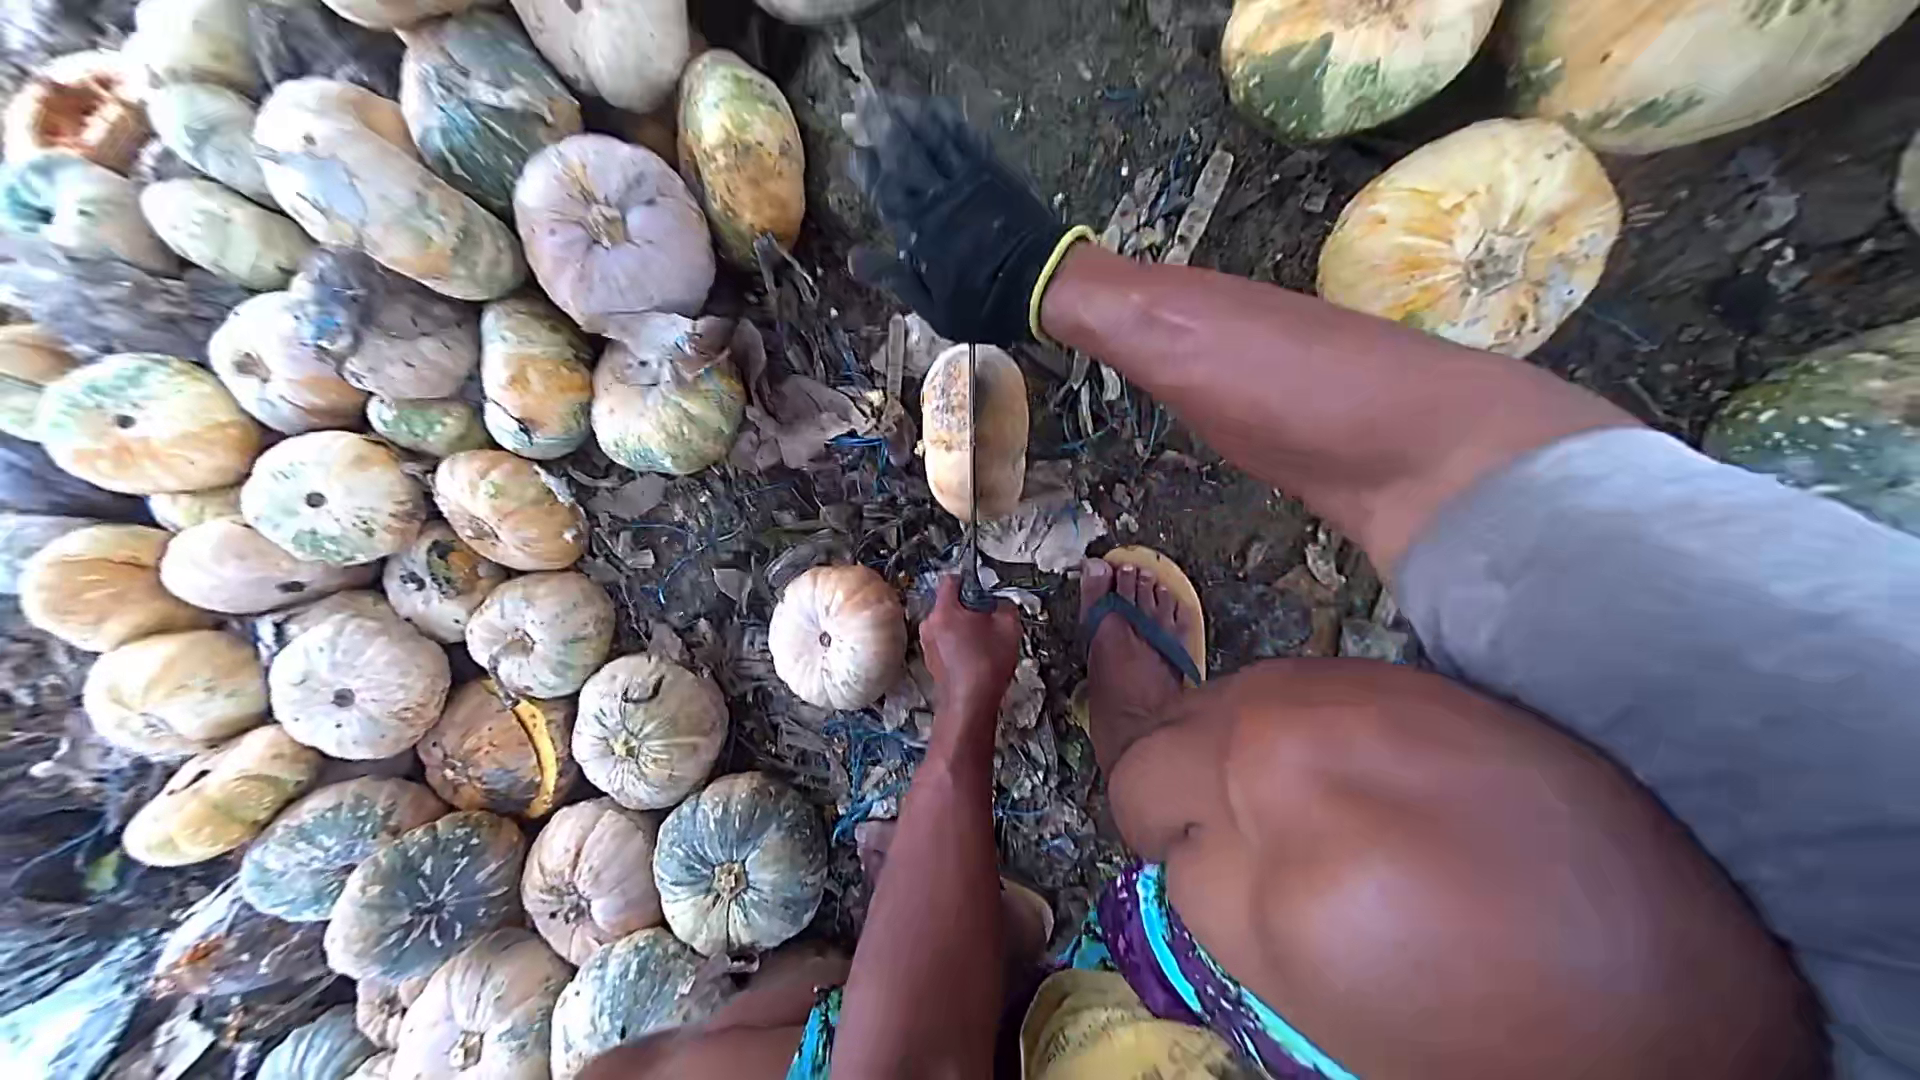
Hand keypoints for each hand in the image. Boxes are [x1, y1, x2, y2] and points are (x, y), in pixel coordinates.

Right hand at [849, 94, 1068, 346]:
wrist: (1043, 284)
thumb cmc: (985, 305)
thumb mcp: (933, 307)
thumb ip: (894, 278)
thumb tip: (852, 258)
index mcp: (920, 230)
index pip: (884, 190)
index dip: (867, 170)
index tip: (852, 151)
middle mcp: (940, 197)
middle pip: (905, 152)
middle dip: (882, 127)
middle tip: (864, 105)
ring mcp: (971, 180)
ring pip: (935, 137)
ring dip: (912, 115)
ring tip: (894, 98)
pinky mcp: (997, 172)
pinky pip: (969, 137)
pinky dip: (951, 120)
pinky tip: (941, 107)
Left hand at [920, 575, 1022, 721]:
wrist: (969, 704)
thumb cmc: (985, 666)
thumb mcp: (1008, 627)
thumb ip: (1005, 606)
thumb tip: (1002, 603)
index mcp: (945, 610)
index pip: (952, 580)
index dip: (970, 580)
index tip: (982, 587)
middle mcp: (930, 624)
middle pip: (950, 603)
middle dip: (970, 607)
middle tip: (989, 617)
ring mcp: (928, 643)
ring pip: (948, 623)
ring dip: (964, 626)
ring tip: (985, 639)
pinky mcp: (931, 659)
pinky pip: (945, 640)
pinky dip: (958, 642)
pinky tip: (976, 654)